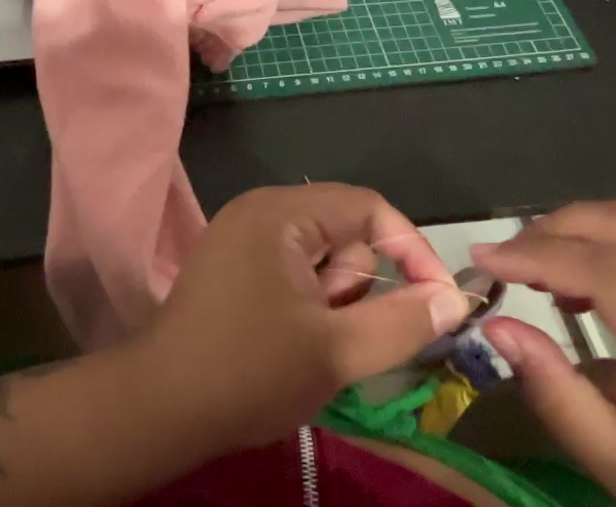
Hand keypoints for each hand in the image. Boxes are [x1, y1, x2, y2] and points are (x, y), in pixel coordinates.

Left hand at [130, 183, 472, 455]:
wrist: (160, 408)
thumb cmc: (249, 371)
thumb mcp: (336, 351)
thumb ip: (402, 321)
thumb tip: (455, 298)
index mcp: (280, 212)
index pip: (367, 207)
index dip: (410, 249)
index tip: (436, 300)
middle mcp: (260, 211)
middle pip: (344, 232)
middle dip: (355, 286)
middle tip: (335, 332)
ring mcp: (243, 238)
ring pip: (322, 258)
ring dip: (333, 301)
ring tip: (308, 342)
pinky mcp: (234, 267)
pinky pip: (295, 272)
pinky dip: (309, 305)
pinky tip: (289, 342)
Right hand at [472, 201, 615, 506]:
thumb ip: (556, 395)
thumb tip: (496, 327)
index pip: (614, 275)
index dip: (541, 256)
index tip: (483, 259)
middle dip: (559, 227)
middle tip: (507, 258)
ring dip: (585, 229)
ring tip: (539, 267)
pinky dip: (613, 243)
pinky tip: (586, 284)